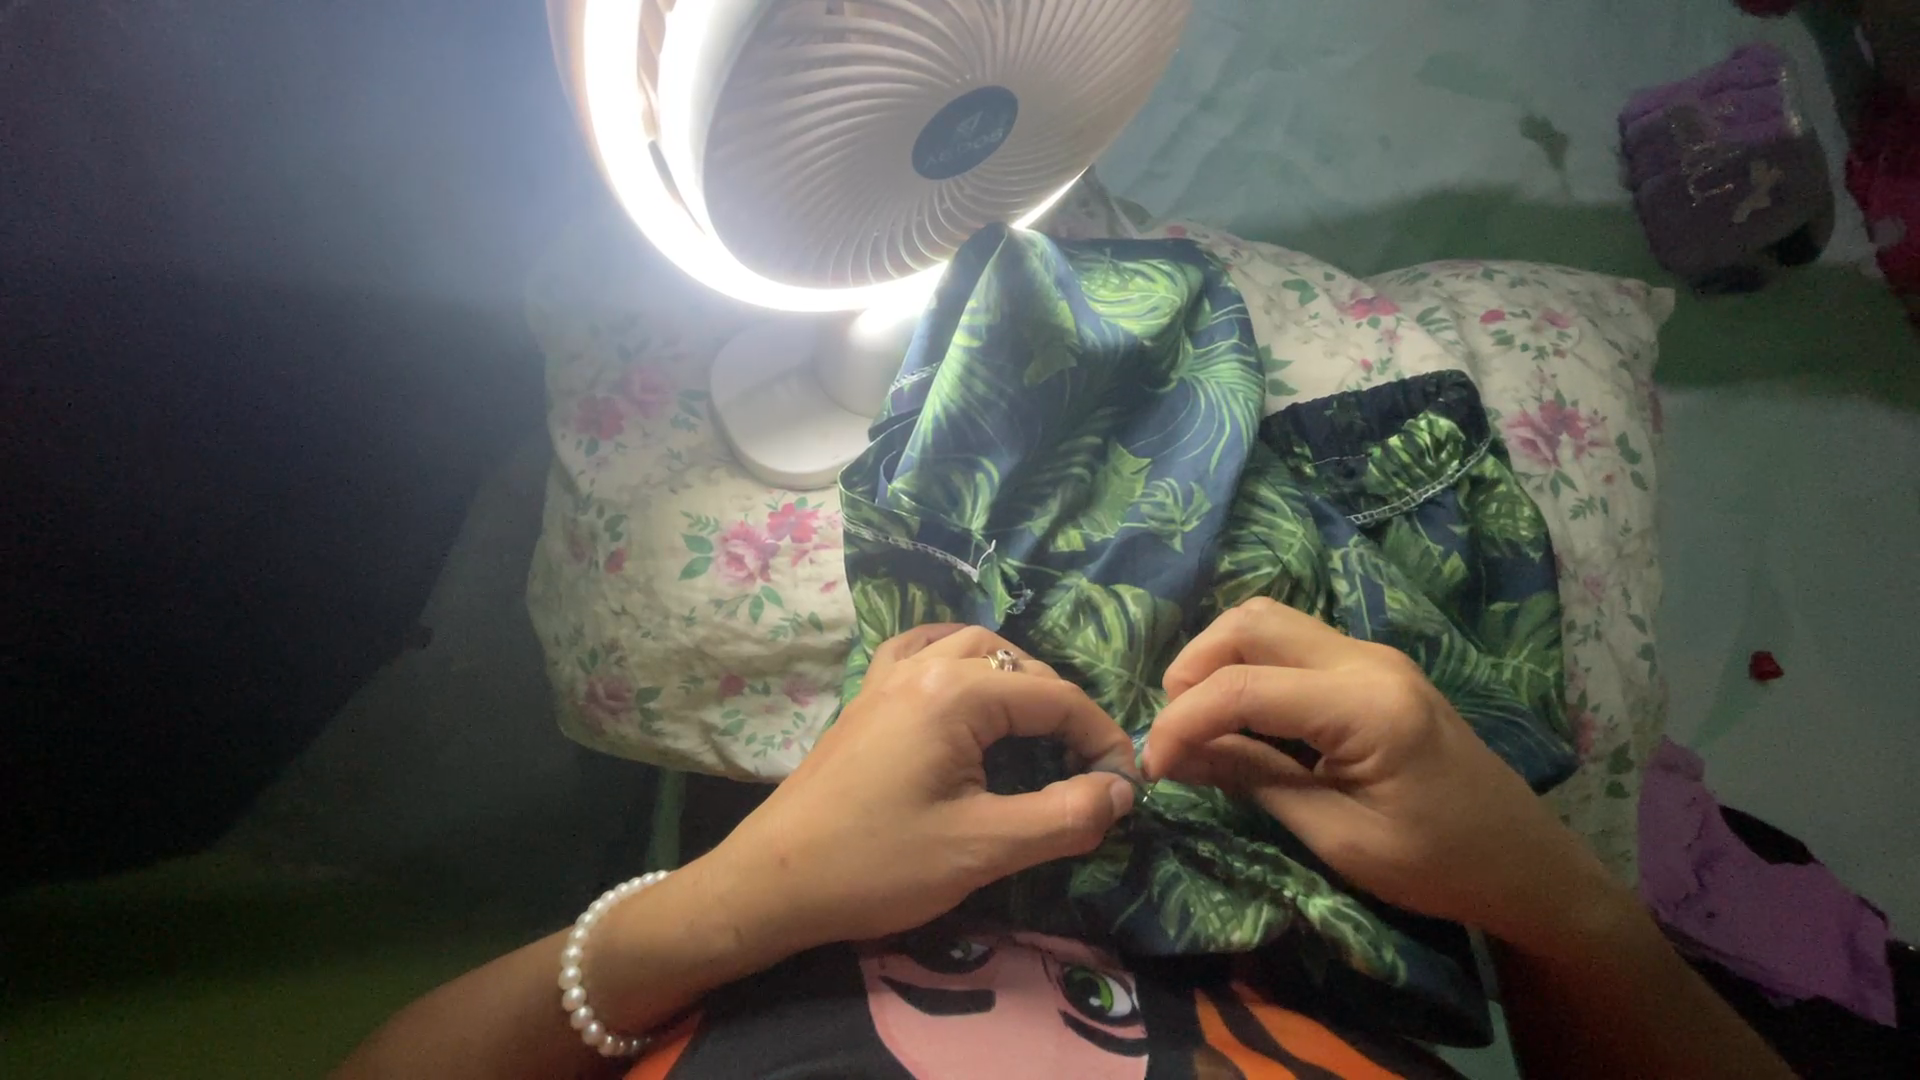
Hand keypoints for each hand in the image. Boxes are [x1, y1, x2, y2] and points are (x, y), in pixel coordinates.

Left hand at [701, 625, 1139, 958]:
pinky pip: (923, 650)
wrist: (772, 881)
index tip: (1125, 786)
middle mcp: (923, 665)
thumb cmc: (876, 865)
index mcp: (955, 692)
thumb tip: (1121, 790)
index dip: (1101, 737)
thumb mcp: (982, 849)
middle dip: (1062, 710)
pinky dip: (958, 659)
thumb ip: (1063, 815)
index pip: (1056, 696)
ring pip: (973, 647)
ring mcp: (889, 675)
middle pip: (1018, 666)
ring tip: (1037, 727)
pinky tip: (964, 685)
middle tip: (1083, 767)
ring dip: (1016, 679)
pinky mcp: (868, 694)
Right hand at [1143, 598, 1623, 951]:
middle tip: (1174, 726)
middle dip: (1194, 665)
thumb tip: (1173, 755)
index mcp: (1368, 708)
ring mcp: (1372, 655)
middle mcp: (1368, 660)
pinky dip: (1247, 662)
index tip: (1152, 763)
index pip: (1244, 687)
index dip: (1183, 720)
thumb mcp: (1337, 837)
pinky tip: (1238, 708)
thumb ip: (1252, 779)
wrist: (1531, 866)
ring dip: (1217, 656)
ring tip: (1198, 715)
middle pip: (1251, 622)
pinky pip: (1290, 639)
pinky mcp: (1370, 665)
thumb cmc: (1440, 866)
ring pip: (1267, 619)